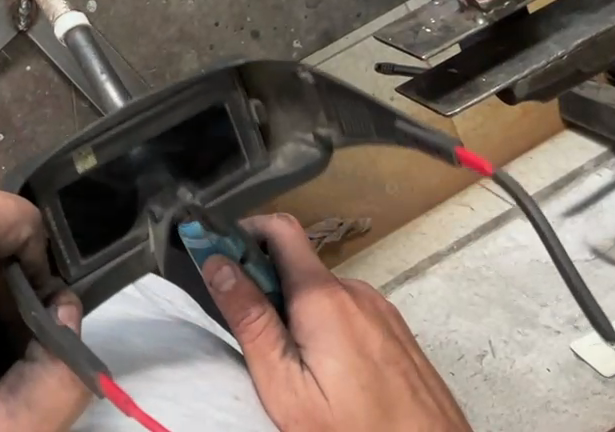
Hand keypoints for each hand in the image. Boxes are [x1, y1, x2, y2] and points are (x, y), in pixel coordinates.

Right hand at [204, 214, 471, 431]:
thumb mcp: (286, 387)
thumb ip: (250, 320)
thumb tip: (216, 262)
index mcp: (324, 295)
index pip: (279, 227)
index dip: (244, 232)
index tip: (219, 258)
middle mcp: (355, 291)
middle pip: (297, 266)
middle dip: (268, 288)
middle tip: (256, 339)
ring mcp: (383, 313)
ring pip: (323, 294)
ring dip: (299, 313)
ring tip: (297, 369)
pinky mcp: (399, 337)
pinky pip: (350, 314)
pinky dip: (328, 329)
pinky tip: (332, 377)